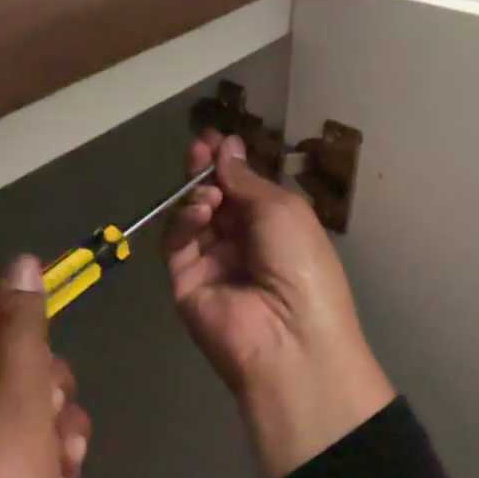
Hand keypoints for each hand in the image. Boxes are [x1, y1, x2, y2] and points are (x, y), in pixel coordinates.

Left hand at [0, 256, 92, 477]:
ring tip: (64, 467)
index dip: (24, 315)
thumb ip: (23, 329)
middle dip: (49, 385)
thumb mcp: (18, 400)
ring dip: (52, 430)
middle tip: (58, 421)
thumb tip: (21, 260)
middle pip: (6, 362)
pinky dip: (36, 465)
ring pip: (16, 412)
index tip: (57, 344)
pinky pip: (7, 455)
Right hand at [163, 131, 394, 477]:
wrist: (290, 339)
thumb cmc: (301, 266)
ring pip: (191, 215)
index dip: (228, 162)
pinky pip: (176, 241)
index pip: (242, 187)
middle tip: (199, 147)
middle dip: (205, 169)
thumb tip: (227, 147)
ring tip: (209, 193)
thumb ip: (246, 179)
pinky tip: (201, 212)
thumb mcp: (283, 211)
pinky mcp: (185, 281)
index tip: (215, 138)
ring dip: (198, 193)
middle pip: (213, 196)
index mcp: (274, 227)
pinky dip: (184, 219)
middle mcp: (241, 242)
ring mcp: (211, 262)